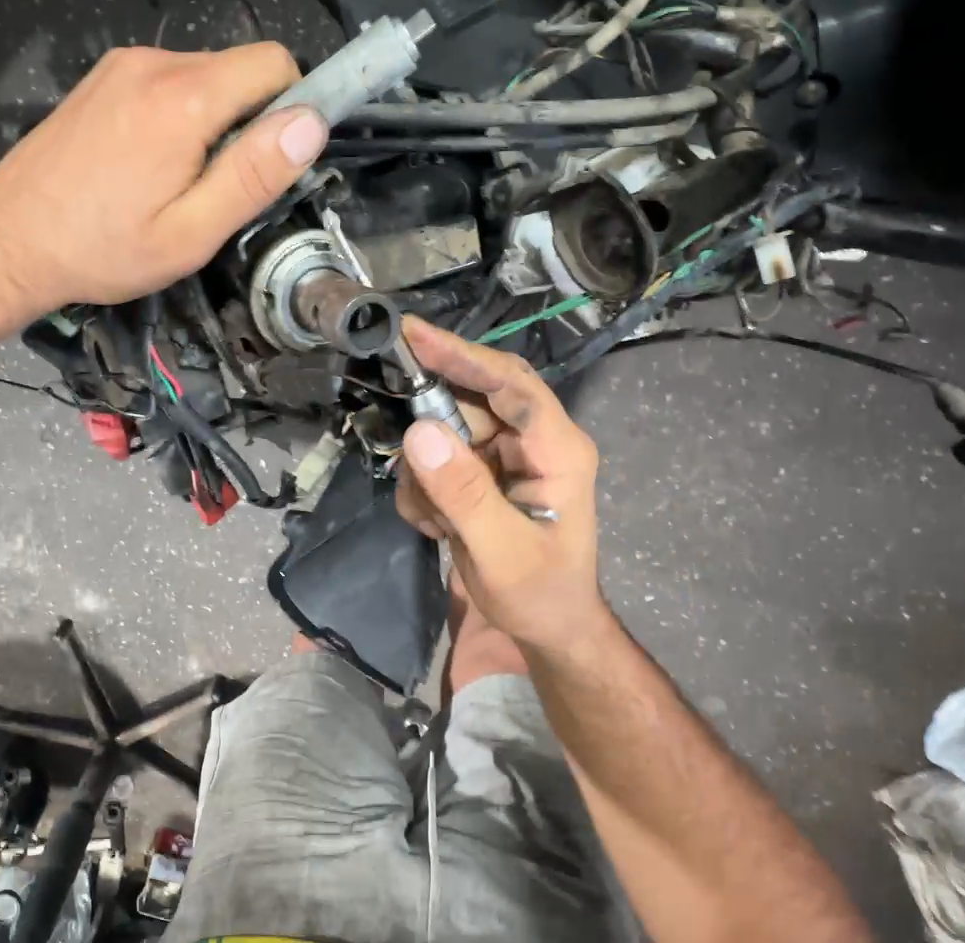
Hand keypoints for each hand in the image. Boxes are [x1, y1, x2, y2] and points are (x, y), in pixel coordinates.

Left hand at [0, 42, 327, 309]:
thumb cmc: (102, 249)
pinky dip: (178, 114)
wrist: (8, 240)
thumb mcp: (191, 232)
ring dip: (212, 121)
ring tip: (177, 181)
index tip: (276, 160)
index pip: (273, 63)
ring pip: (204, 76)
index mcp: (183, 99)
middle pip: (238, 69)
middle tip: (218, 187)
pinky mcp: (101, 78)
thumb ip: (253, 176)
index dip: (292, 106)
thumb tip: (311, 123)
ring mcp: (121, 65)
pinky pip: (166, 81)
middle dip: (249, 121)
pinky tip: (147, 164)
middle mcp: (153, 63)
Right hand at [394, 318, 606, 653]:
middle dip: (432, 428)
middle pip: (470, 401)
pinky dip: (423, 492)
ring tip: (435, 522)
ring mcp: (504, 456)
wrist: (547, 630)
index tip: (411, 335)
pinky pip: (435, 460)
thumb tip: (419, 431)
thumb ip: (464, 493)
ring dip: (425, 476)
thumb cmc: (540, 594)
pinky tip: (437, 527)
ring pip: (443, 432)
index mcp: (557, 448)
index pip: (511, 383)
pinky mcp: (480, 473)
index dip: (462, 355)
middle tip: (407, 457)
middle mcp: (532, 441)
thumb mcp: (503, 553)